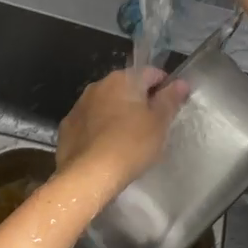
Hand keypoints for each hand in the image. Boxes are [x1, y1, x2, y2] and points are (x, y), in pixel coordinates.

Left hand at [55, 67, 189, 194]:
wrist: (88, 174)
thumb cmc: (130, 145)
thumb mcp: (159, 123)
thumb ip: (170, 100)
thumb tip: (181, 82)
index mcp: (122, 79)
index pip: (151, 73)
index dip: (165, 87)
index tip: (171, 107)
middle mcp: (97, 86)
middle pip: (126, 87)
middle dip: (140, 101)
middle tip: (153, 125)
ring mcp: (79, 105)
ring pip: (106, 104)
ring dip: (119, 114)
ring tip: (130, 138)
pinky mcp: (67, 126)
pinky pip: (90, 121)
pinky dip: (100, 128)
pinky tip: (107, 146)